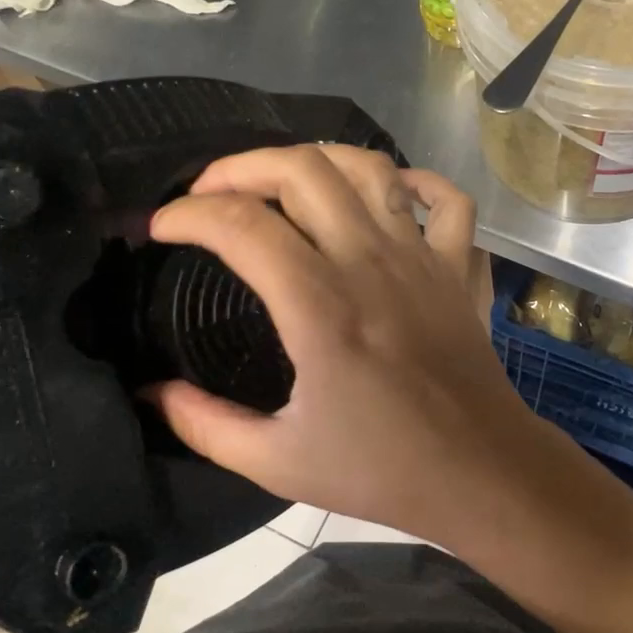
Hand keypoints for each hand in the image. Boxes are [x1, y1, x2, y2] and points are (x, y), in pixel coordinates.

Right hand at [147, 145, 578, 546]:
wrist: (481, 473)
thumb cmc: (382, 470)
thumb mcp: (277, 462)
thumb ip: (204, 424)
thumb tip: (151, 391)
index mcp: (319, 305)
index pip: (241, 224)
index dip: (188, 214)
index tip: (160, 229)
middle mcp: (370, 262)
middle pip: (302, 169)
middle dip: (242, 166)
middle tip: (211, 192)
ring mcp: (423, 257)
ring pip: (371, 167)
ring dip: (319, 158)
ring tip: (285, 180)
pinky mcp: (459, 268)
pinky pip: (448, 201)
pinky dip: (418, 184)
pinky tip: (391, 195)